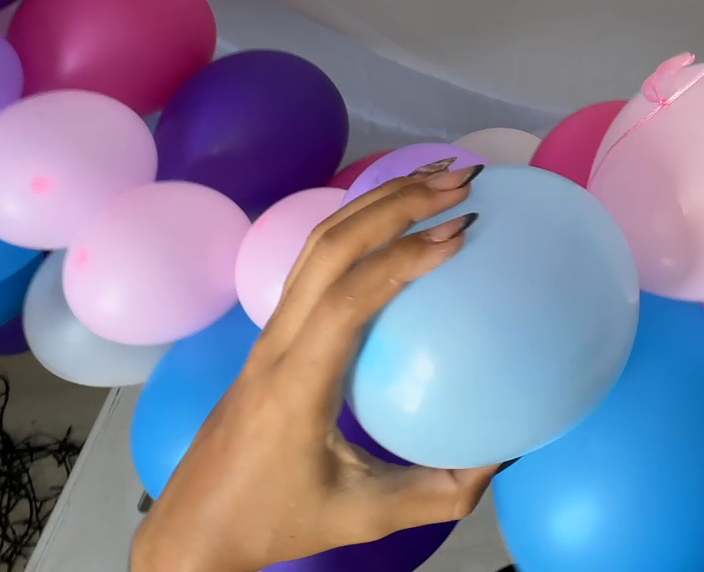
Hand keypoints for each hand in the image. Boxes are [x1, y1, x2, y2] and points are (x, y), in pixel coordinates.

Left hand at [130, 164, 494, 571]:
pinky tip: (401, 206)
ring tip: (440, 176)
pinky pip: (317, 252)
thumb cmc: (281, 519)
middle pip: (332, 245)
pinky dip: (362, 214)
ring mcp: (271, 325)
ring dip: (381, 198)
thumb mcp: (368, 518)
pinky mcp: (277, 322)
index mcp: (298, 384)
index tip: (460, 233)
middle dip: (399, 202)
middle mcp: (279, 340)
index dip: (403, 258)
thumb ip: (443, 489)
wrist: (194, 528)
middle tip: (463, 182)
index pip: (348, 300)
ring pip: (320, 238)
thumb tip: (509, 445)